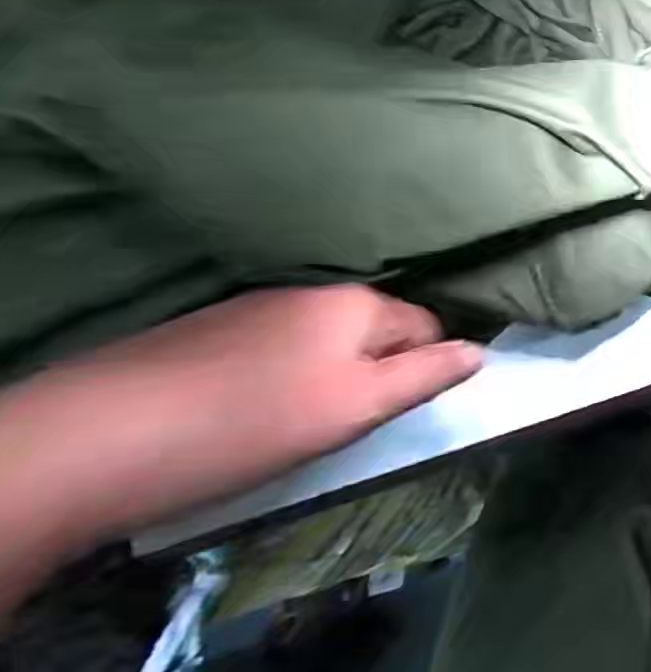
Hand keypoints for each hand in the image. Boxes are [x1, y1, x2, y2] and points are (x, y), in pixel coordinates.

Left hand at [0, 285, 481, 548]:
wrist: (79, 446)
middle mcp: (310, 294)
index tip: (389, 409)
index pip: (428, 326)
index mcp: (356, 303)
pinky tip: (232, 414)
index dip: (422, 367)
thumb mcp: (357, 407)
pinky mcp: (195, 334)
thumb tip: (481, 351)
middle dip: (370, 369)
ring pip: (317, 341)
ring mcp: (248, 309)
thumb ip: (428, 375)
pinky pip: (265, 349)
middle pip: (371, 331)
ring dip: (318, 373)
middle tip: (337, 420)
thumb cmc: (248, 424)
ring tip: (281, 422)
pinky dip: (267, 377)